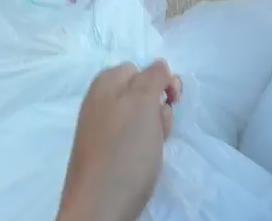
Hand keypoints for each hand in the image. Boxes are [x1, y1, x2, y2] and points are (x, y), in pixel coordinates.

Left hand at [55, 60, 180, 220]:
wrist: (99, 210)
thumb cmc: (124, 150)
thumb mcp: (144, 101)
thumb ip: (154, 75)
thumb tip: (159, 65)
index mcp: (105, 82)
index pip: (141, 68)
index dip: (161, 82)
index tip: (173, 100)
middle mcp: (99, 102)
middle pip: (141, 95)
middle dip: (158, 109)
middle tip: (159, 129)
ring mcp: (100, 131)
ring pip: (139, 121)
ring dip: (153, 131)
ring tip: (151, 151)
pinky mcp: (103, 157)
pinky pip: (130, 143)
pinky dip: (141, 151)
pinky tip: (142, 166)